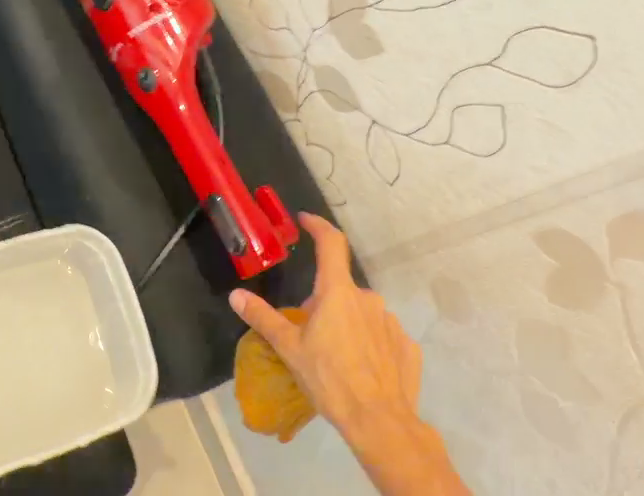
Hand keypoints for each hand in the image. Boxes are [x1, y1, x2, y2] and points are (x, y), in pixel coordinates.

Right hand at [231, 213, 467, 495]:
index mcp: (337, 292)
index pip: (331, 243)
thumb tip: (236, 295)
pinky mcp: (407, 346)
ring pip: (362, 312)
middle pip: (340, 288)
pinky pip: (381, 335)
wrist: (381, 422)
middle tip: (310, 332)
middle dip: (325, 302)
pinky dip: (369, 343)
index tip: (305, 220)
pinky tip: (362, 369)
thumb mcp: (289, 348)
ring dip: (347, 323)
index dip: (318, 226)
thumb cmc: (330, 379)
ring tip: (336, 356)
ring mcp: (391, 322)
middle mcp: (367, 298)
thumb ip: (263, 317)